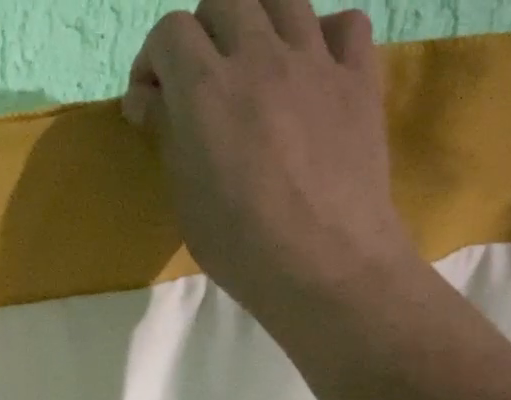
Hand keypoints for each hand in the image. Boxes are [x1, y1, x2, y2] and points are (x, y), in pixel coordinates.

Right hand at [122, 1, 420, 317]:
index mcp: (205, 88)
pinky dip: (322, 35)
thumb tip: (150, 98)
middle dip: (201, 33)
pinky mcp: (359, 77)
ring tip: (253, 65)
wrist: (323, 262)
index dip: (153, 60)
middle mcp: (260, 56)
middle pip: (224, 0)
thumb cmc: (238, 241)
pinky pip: (345, 23)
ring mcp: (316, 60)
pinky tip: (311, 68)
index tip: (152, 100)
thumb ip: (166, 132)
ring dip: (256, 22)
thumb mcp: (183, 193)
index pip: (170, 31)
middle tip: (198, 79)